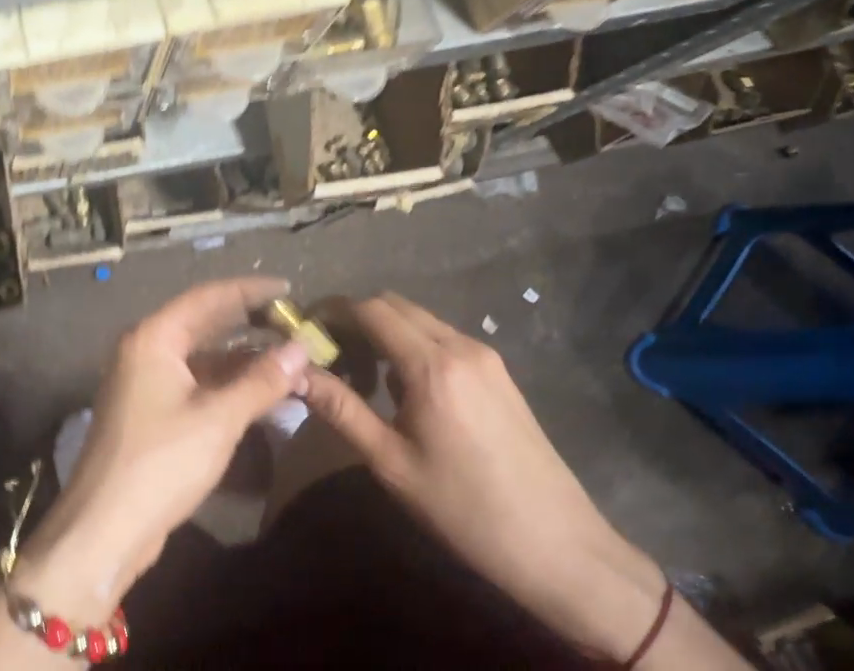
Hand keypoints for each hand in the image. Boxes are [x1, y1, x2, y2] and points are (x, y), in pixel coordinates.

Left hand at [18, 277, 310, 608]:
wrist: (106, 525)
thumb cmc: (161, 463)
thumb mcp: (218, 420)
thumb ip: (261, 381)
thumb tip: (300, 348)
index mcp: (152, 338)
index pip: (207, 298)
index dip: (250, 291)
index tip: (289, 289)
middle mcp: (144, 350)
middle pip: (202, 324)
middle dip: (248, 324)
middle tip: (294, 324)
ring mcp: (143, 382)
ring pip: (200, 358)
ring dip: (241, 360)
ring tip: (289, 362)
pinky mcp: (149, 412)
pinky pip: (194, 383)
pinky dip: (226, 385)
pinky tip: (260, 395)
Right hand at [302, 293, 666, 659]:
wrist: (561, 548)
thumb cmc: (465, 509)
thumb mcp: (391, 463)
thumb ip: (340, 409)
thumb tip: (292, 372)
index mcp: (432, 365)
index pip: (370, 309)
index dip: (331, 312)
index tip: (303, 332)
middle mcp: (461, 347)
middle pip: (395, 305)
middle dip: (355, 318)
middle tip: (326, 353)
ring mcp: (486, 360)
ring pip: (421, 320)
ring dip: (384, 331)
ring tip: (358, 373)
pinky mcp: (500, 376)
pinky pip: (443, 340)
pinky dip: (412, 346)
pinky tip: (401, 389)